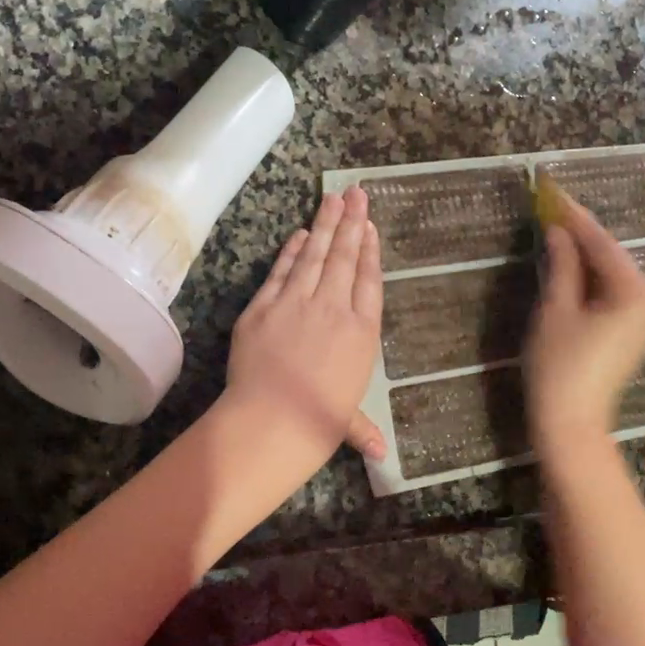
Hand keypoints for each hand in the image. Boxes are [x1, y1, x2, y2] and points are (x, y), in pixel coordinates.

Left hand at [224, 185, 386, 463]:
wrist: (272, 419)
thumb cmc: (317, 424)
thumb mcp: (347, 422)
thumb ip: (362, 428)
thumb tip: (381, 453)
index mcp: (362, 333)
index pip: (368, 280)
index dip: (369, 250)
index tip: (370, 225)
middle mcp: (334, 309)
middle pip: (344, 257)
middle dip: (351, 222)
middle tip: (356, 192)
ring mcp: (297, 302)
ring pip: (315, 255)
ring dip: (325, 224)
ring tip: (333, 197)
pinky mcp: (264, 306)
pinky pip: (281, 271)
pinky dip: (291, 250)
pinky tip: (300, 233)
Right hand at [524, 191, 644, 451]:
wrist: (570, 423)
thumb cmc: (559, 367)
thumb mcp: (555, 311)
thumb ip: (561, 266)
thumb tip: (559, 231)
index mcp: (634, 292)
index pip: (602, 243)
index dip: (574, 217)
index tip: (553, 191)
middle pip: (610, 256)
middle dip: (580, 234)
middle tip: (551, 208)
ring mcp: (643, 319)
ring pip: (610, 274)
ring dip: (583, 255)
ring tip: (554, 230)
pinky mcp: (630, 333)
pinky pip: (610, 293)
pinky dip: (588, 279)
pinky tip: (567, 266)